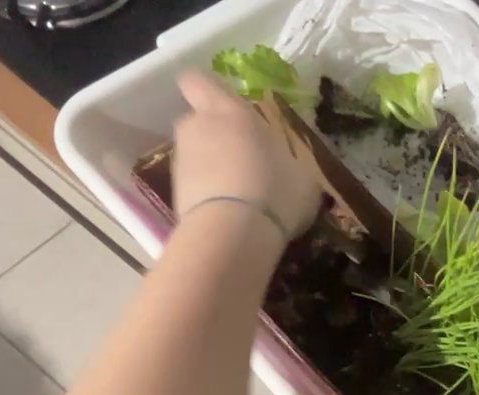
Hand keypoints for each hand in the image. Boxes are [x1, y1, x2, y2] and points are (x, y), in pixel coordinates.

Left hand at [172, 71, 321, 242]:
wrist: (235, 230)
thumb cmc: (277, 192)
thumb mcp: (304, 177)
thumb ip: (288, 160)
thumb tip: (287, 164)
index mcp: (230, 111)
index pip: (199, 81)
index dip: (209, 92)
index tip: (228, 111)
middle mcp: (198, 125)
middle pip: (200, 122)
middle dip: (218, 139)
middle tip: (246, 164)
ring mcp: (182, 157)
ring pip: (196, 154)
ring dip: (213, 169)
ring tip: (241, 198)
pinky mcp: (174, 189)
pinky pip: (194, 185)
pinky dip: (208, 196)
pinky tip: (231, 216)